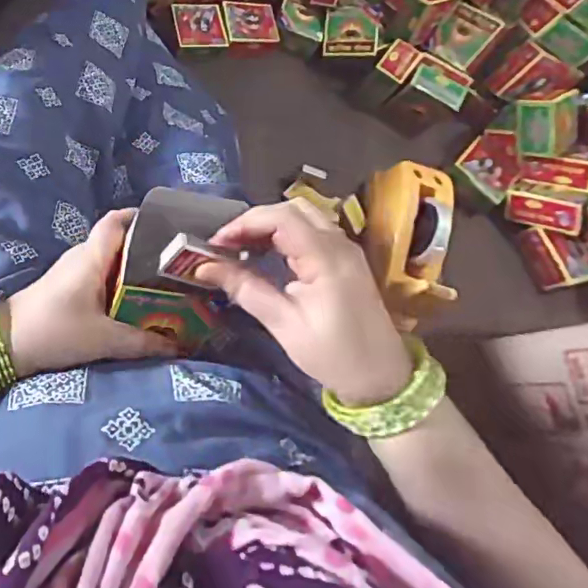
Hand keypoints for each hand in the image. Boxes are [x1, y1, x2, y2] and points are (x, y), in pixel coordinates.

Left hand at [5, 208, 177, 373]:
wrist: (5, 342)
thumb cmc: (54, 330)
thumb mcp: (103, 339)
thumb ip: (142, 342)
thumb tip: (178, 348)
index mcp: (91, 258)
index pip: (116, 221)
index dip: (139, 216)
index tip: (165, 224)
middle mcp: (81, 257)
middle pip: (117, 241)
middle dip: (145, 248)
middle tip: (173, 263)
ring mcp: (70, 270)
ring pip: (107, 260)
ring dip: (130, 268)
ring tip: (160, 282)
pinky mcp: (64, 285)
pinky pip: (97, 274)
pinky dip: (116, 281)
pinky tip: (131, 298)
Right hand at [195, 200, 412, 406]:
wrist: (381, 378)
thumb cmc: (333, 355)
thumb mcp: (283, 324)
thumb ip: (246, 289)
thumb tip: (205, 267)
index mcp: (326, 258)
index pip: (281, 218)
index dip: (244, 224)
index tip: (217, 244)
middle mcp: (339, 244)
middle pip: (292, 209)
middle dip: (254, 220)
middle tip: (226, 244)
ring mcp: (346, 249)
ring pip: (304, 215)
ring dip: (270, 224)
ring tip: (241, 247)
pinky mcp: (346, 259)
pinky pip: (312, 230)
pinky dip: (285, 232)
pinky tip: (266, 252)